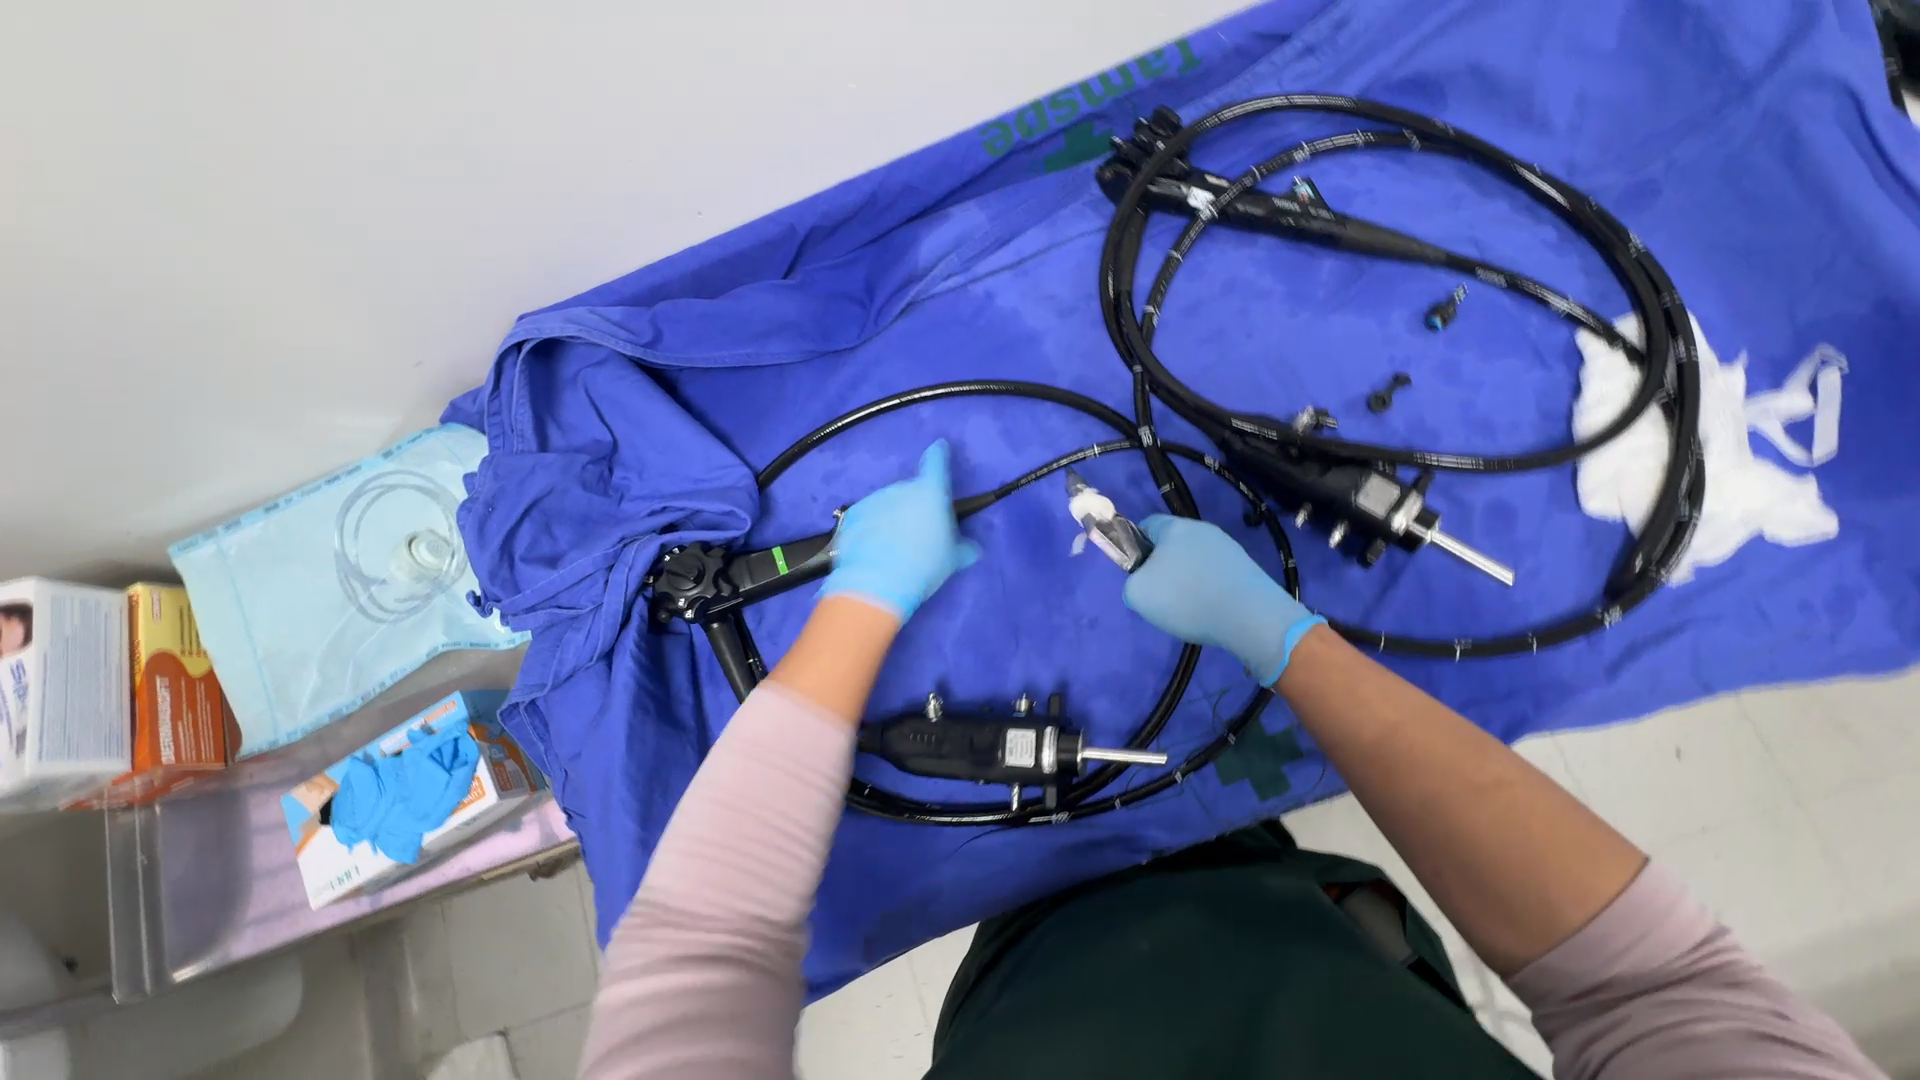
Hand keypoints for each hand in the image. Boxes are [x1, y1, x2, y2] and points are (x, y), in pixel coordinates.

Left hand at [820, 440, 980, 620]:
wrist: (878, 583)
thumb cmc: (924, 566)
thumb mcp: (951, 560)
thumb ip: (963, 549)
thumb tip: (972, 549)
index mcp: (930, 493)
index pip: (937, 463)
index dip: (939, 455)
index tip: (939, 448)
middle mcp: (902, 488)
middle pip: (911, 490)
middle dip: (914, 506)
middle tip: (916, 532)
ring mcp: (874, 499)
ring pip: (887, 504)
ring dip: (891, 517)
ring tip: (892, 546)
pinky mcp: (853, 514)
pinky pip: (866, 517)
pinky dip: (870, 528)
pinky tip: (872, 549)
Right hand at [1123, 515, 1324, 685]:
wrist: (1250, 617)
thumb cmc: (1186, 598)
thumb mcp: (1137, 593)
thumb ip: (1132, 581)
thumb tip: (1145, 581)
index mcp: (1174, 526)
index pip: (1146, 525)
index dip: (1135, 548)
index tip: (1138, 575)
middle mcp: (1203, 529)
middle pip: (1172, 545)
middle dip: (1163, 568)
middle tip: (1162, 597)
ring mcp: (1228, 547)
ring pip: (1194, 562)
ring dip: (1188, 581)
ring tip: (1189, 609)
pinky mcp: (1246, 566)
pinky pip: (1215, 575)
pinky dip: (1209, 590)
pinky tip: (1211, 610)